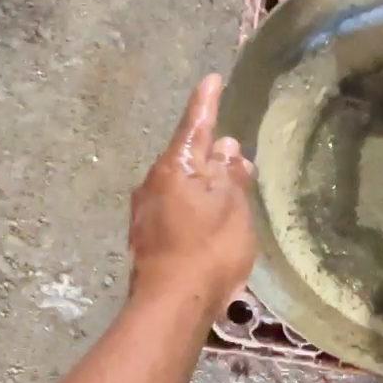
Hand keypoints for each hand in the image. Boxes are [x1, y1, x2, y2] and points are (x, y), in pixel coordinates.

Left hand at [129, 74, 255, 312]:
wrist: (173, 303)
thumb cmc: (209, 249)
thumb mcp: (231, 207)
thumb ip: (230, 175)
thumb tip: (227, 148)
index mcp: (175, 167)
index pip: (195, 125)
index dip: (207, 102)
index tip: (212, 79)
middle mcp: (153, 183)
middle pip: (187, 157)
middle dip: (211, 152)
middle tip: (235, 153)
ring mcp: (146, 212)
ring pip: (181, 185)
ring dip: (204, 182)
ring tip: (229, 189)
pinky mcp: (147, 239)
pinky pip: (176, 210)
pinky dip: (195, 207)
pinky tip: (210, 221)